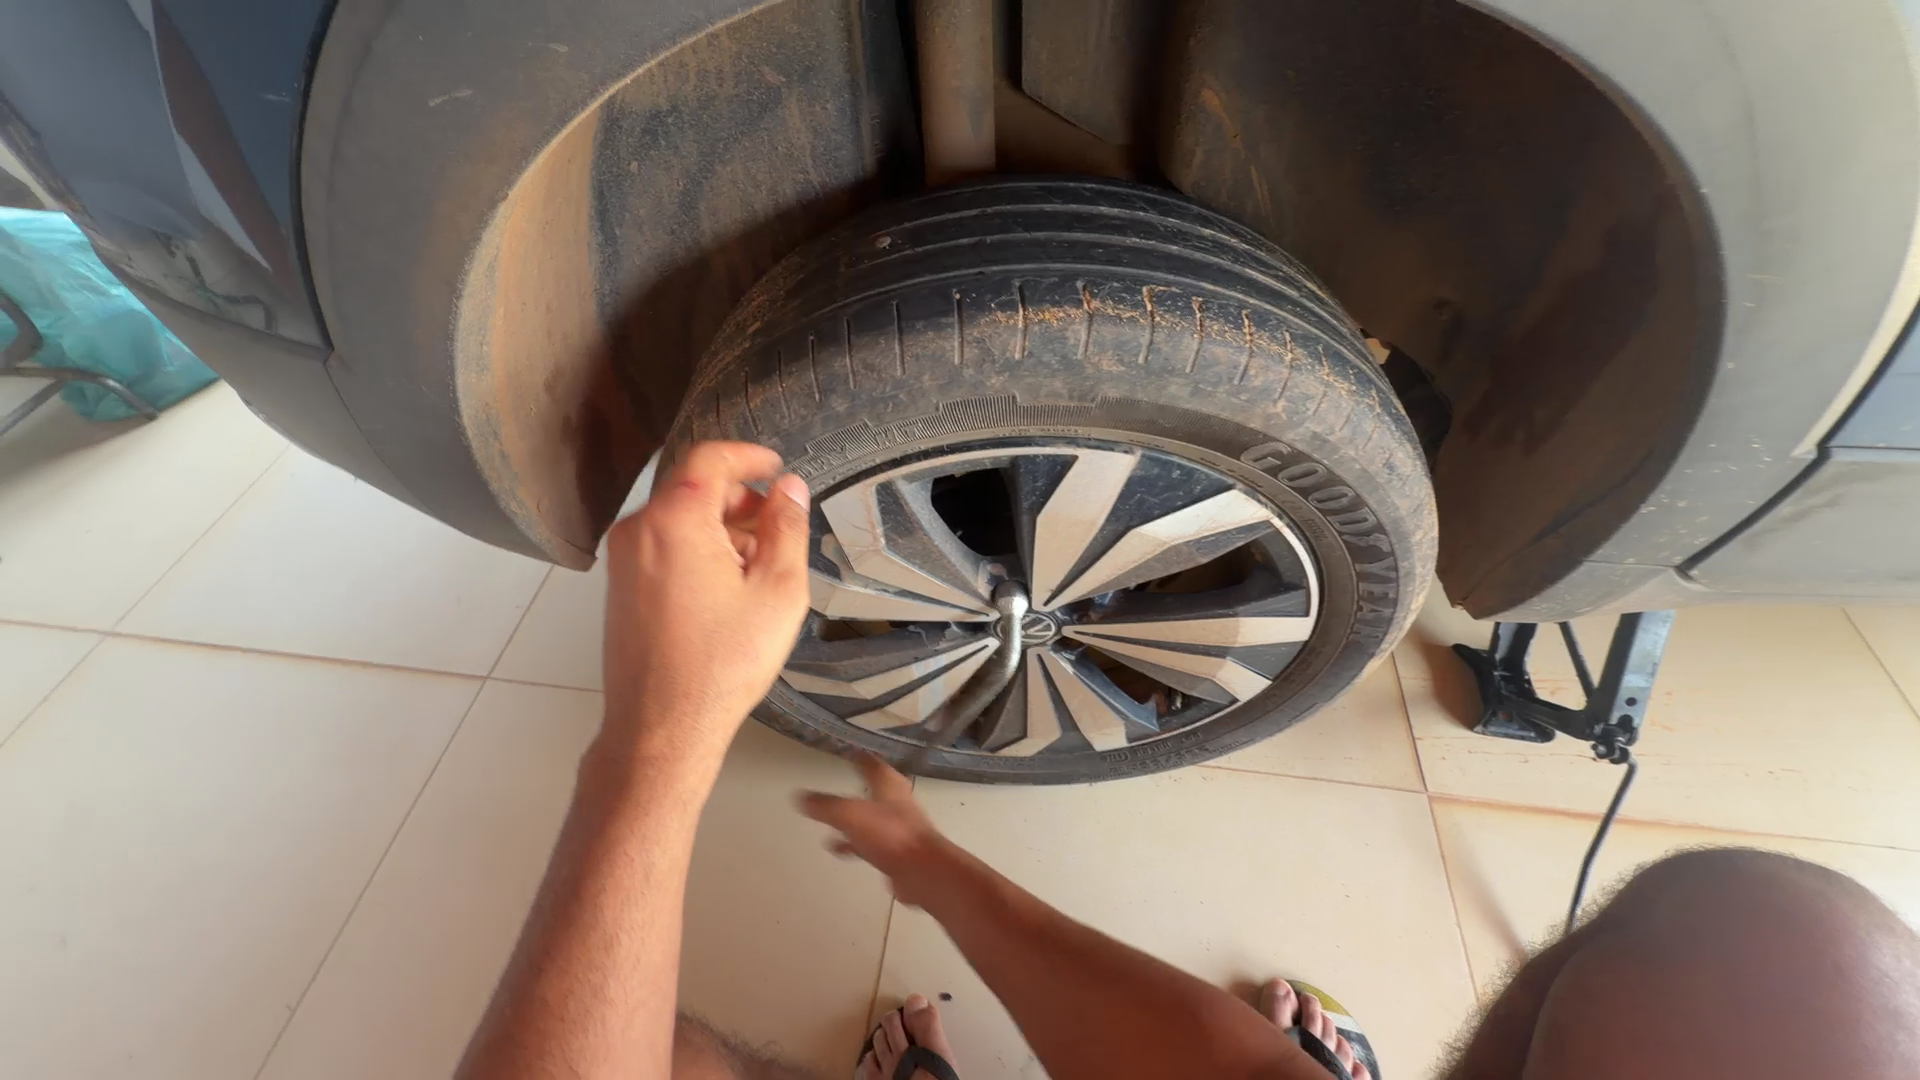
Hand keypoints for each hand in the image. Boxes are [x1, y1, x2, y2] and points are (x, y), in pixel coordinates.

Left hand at [599, 441, 811, 774]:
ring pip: (679, 518)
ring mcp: (625, 560)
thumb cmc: (722, 663)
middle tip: (777, 525)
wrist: (663, 726)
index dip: (749, 456)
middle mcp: (640, 531)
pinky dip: (698, 548)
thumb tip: (791, 488)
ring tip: (759, 566)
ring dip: (722, 527)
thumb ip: (787, 527)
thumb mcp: (778, 590)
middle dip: (740, 499)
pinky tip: (728, 588)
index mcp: (676, 521)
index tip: (775, 466)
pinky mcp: (621, 587)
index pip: (711, 458)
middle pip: (694, 487)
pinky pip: (664, 546)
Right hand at [800, 755, 956, 907]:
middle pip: (873, 788)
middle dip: (856, 786)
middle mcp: (896, 802)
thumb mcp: (851, 815)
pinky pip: (869, 841)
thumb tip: (799, 796)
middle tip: (836, 783)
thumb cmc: (889, 834)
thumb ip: (826, 806)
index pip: (872, 763)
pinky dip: (853, 842)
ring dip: (853, 817)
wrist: (921, 872)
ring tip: (829, 819)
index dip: (858, 757)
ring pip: (870, 816)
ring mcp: (898, 827)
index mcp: (889, 784)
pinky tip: (838, 848)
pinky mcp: (896, 851)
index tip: (846, 752)